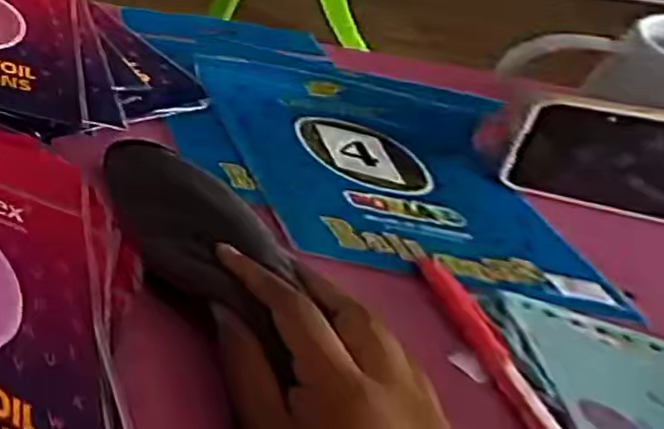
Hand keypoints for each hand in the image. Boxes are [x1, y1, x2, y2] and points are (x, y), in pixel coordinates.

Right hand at [215, 245, 450, 428]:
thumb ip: (245, 366)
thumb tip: (224, 308)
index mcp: (344, 384)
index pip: (294, 307)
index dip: (255, 273)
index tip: (224, 251)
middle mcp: (392, 383)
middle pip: (350, 310)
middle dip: (306, 279)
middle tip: (267, 262)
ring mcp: (425, 405)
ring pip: (383, 331)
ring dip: (339, 301)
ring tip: (303, 289)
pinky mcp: (440, 423)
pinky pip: (400, 357)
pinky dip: (366, 330)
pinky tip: (346, 335)